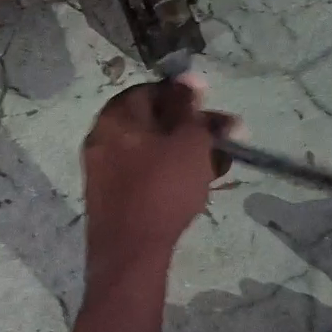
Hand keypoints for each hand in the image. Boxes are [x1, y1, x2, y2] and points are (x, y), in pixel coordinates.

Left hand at [82, 79, 234, 265]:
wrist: (131, 252)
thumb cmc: (162, 187)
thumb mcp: (188, 141)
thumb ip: (190, 109)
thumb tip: (189, 79)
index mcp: (115, 116)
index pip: (151, 90)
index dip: (185, 96)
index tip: (212, 110)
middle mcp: (103, 138)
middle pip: (154, 121)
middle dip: (194, 128)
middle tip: (228, 137)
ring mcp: (105, 169)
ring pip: (153, 150)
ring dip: (188, 152)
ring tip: (222, 165)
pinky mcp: (113, 197)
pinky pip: (145, 173)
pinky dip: (171, 173)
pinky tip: (199, 184)